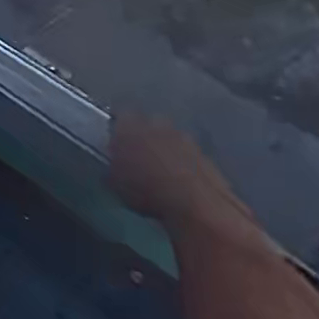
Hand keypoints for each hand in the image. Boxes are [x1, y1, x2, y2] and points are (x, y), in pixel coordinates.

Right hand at [107, 112, 251, 232]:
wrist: (197, 205)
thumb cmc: (145, 191)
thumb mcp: (114, 181)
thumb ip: (112, 163)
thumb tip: (114, 160)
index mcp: (129, 126)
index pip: (119, 113)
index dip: (117, 125)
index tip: (113, 137)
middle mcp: (157, 125)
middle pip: (148, 122)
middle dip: (143, 133)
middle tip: (137, 152)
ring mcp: (185, 138)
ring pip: (170, 137)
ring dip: (165, 147)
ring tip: (160, 168)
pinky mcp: (206, 155)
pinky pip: (188, 153)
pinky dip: (183, 161)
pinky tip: (179, 179)